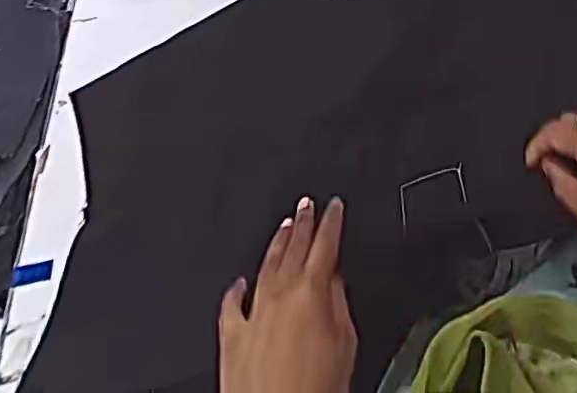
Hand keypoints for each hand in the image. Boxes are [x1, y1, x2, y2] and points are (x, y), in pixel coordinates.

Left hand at [219, 196, 356, 392]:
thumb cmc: (316, 390)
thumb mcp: (345, 345)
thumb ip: (338, 305)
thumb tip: (333, 282)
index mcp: (311, 291)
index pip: (325, 243)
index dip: (331, 221)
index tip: (333, 206)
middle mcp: (279, 294)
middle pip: (294, 246)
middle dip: (303, 222)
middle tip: (307, 203)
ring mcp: (253, 314)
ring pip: (266, 266)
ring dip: (277, 243)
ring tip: (284, 226)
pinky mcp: (231, 339)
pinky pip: (231, 306)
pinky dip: (235, 290)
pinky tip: (239, 281)